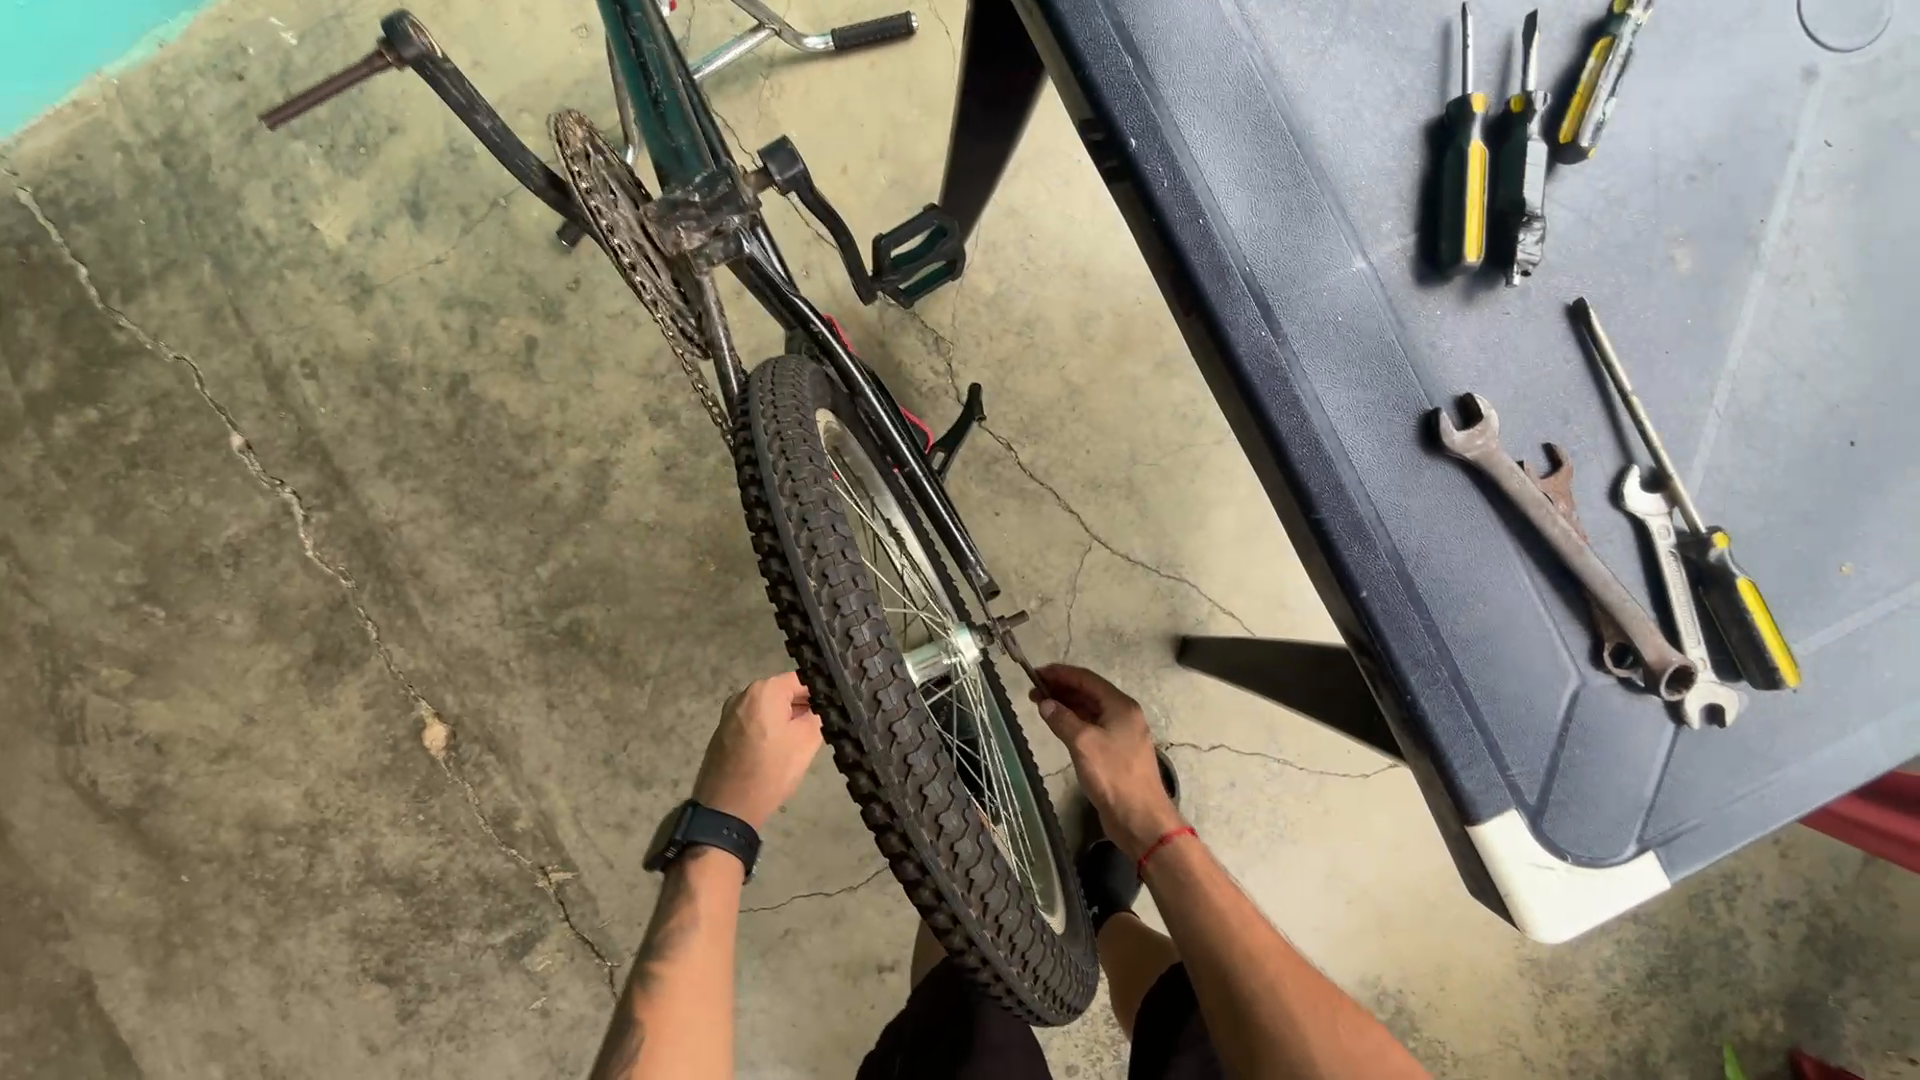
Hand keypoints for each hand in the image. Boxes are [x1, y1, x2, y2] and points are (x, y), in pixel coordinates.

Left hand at [692, 672, 823, 829]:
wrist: (727, 809)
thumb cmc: (771, 770)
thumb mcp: (807, 741)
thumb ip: (817, 716)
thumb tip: (818, 708)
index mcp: (764, 690)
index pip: (801, 680)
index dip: (820, 693)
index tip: (832, 709)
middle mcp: (743, 695)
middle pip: (782, 692)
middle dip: (801, 707)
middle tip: (820, 727)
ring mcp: (729, 714)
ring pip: (767, 709)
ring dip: (784, 720)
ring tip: (800, 742)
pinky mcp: (722, 732)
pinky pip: (753, 722)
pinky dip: (767, 730)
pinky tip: (777, 751)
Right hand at [1030, 664, 1182, 860]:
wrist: (1140, 818)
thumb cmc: (1114, 775)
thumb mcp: (1084, 743)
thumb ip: (1062, 719)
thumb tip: (1045, 703)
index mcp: (1121, 706)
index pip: (1087, 679)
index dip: (1060, 674)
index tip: (1035, 673)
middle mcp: (1123, 715)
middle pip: (1088, 693)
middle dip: (1061, 689)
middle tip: (1032, 691)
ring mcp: (1120, 734)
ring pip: (1089, 711)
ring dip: (1066, 706)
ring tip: (1039, 706)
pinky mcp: (1115, 753)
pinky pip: (1091, 728)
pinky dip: (1073, 723)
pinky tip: (1057, 726)